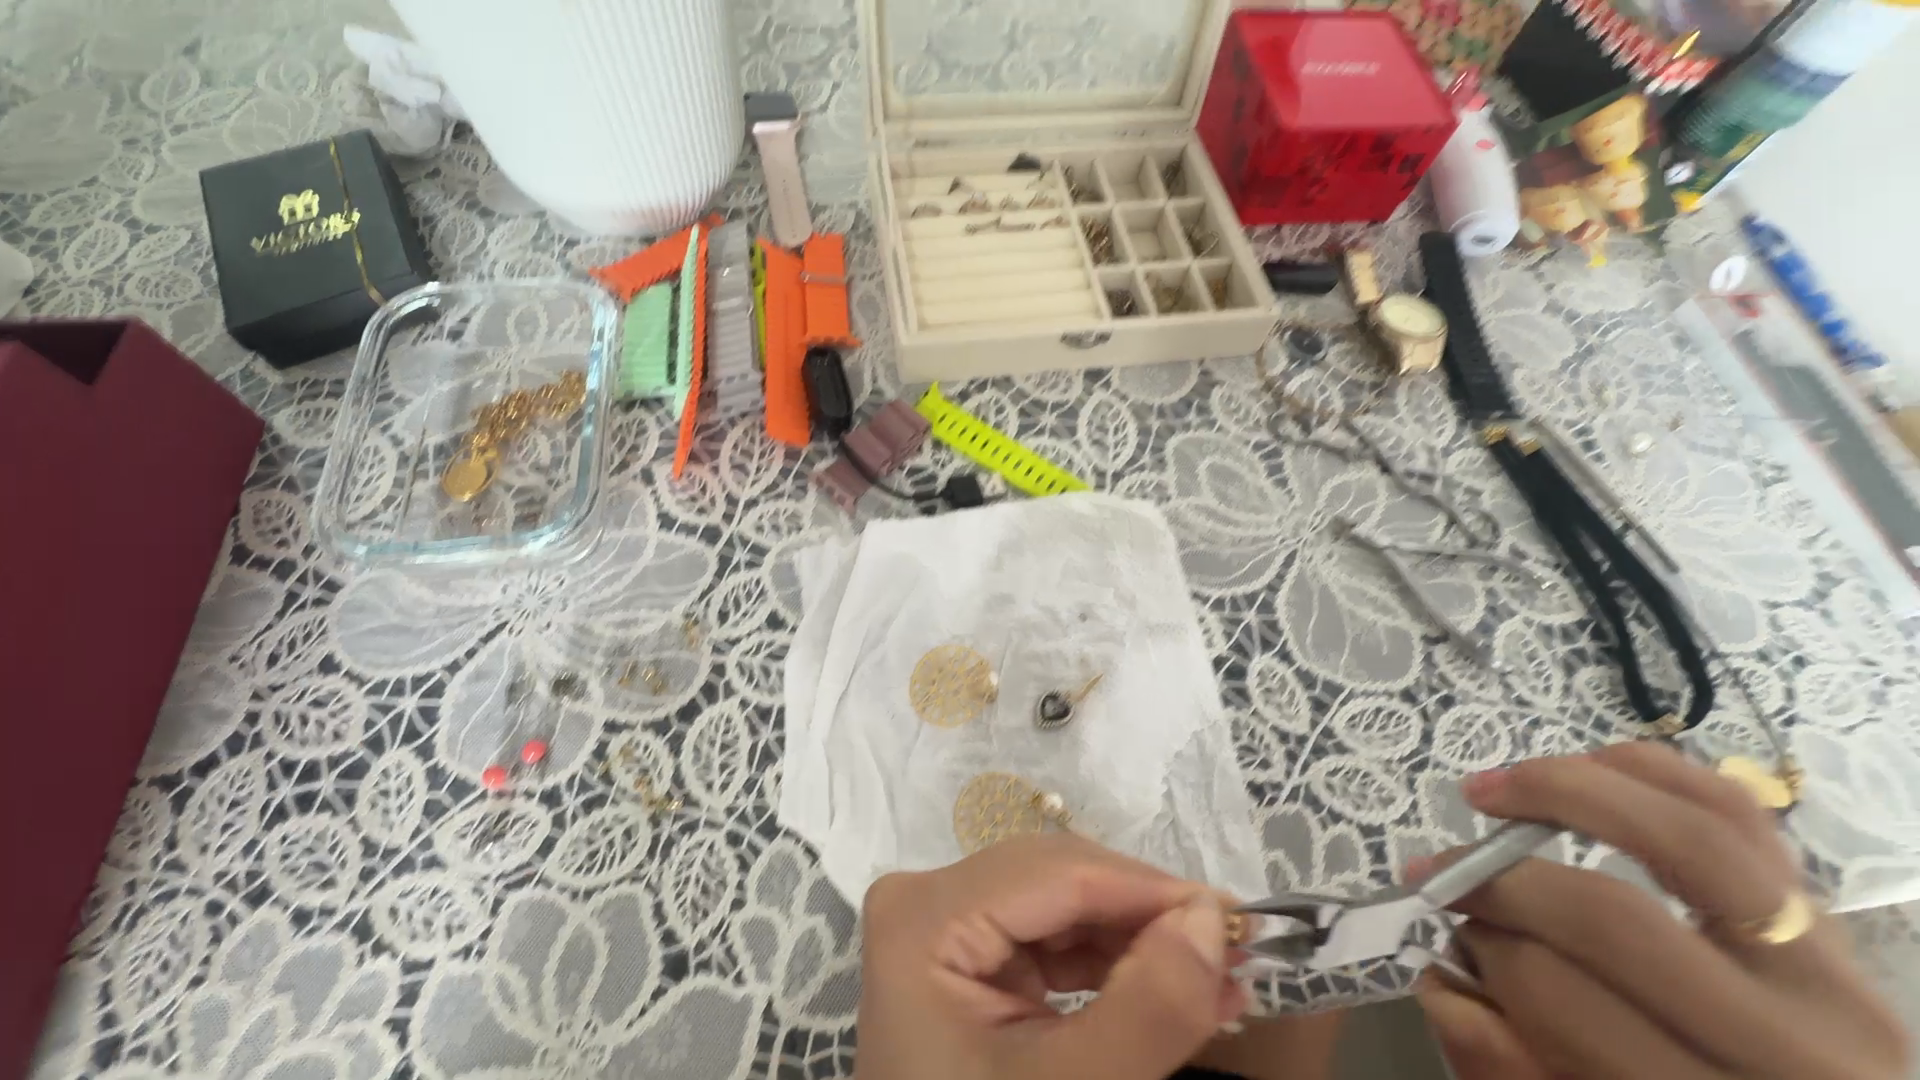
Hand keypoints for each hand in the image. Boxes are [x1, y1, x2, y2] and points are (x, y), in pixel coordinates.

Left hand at [856, 833, 1244, 1079]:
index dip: (1151, 888)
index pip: (1058, 872)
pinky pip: (1048, 938)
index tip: (1236, 917)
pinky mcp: (965, 954)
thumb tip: (1212, 919)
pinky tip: (1170, 984)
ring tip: (1217, 975)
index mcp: (925, 916)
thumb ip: (1146, 1008)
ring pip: (1062, 905)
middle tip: (1234, 948)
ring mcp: (942, 924)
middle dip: (1149, 915)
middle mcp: (926, 899)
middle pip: (1059, 880)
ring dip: (1140, 939)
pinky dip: (1110, 962)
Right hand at [1414, 742, 1910, 1078]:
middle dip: (1506, 878)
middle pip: (1616, 919)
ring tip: (1491, 789)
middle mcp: (1794, 1045)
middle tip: (1446, 867)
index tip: (1442, 920)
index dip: (1482, 944)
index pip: (1561, 994)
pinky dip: (1657, 772)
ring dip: (1567, 793)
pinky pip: (1745, 817)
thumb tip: (1439, 979)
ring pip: (1693, 840)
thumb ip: (1504, 1065)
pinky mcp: (1830, 919)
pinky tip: (1589, 763)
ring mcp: (1831, 973)